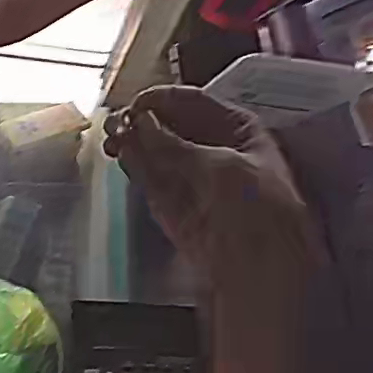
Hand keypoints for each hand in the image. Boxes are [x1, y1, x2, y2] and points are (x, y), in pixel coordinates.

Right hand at [102, 86, 326, 284]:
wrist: (263, 273)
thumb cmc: (258, 212)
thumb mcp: (221, 168)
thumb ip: (174, 144)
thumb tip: (138, 122)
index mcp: (240, 132)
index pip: (196, 103)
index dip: (164, 100)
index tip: (135, 102)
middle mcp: (216, 152)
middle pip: (172, 127)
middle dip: (144, 123)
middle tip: (115, 122)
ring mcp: (193, 182)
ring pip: (158, 154)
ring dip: (134, 144)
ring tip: (110, 137)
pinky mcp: (174, 209)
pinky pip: (152, 181)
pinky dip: (137, 168)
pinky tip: (120, 155)